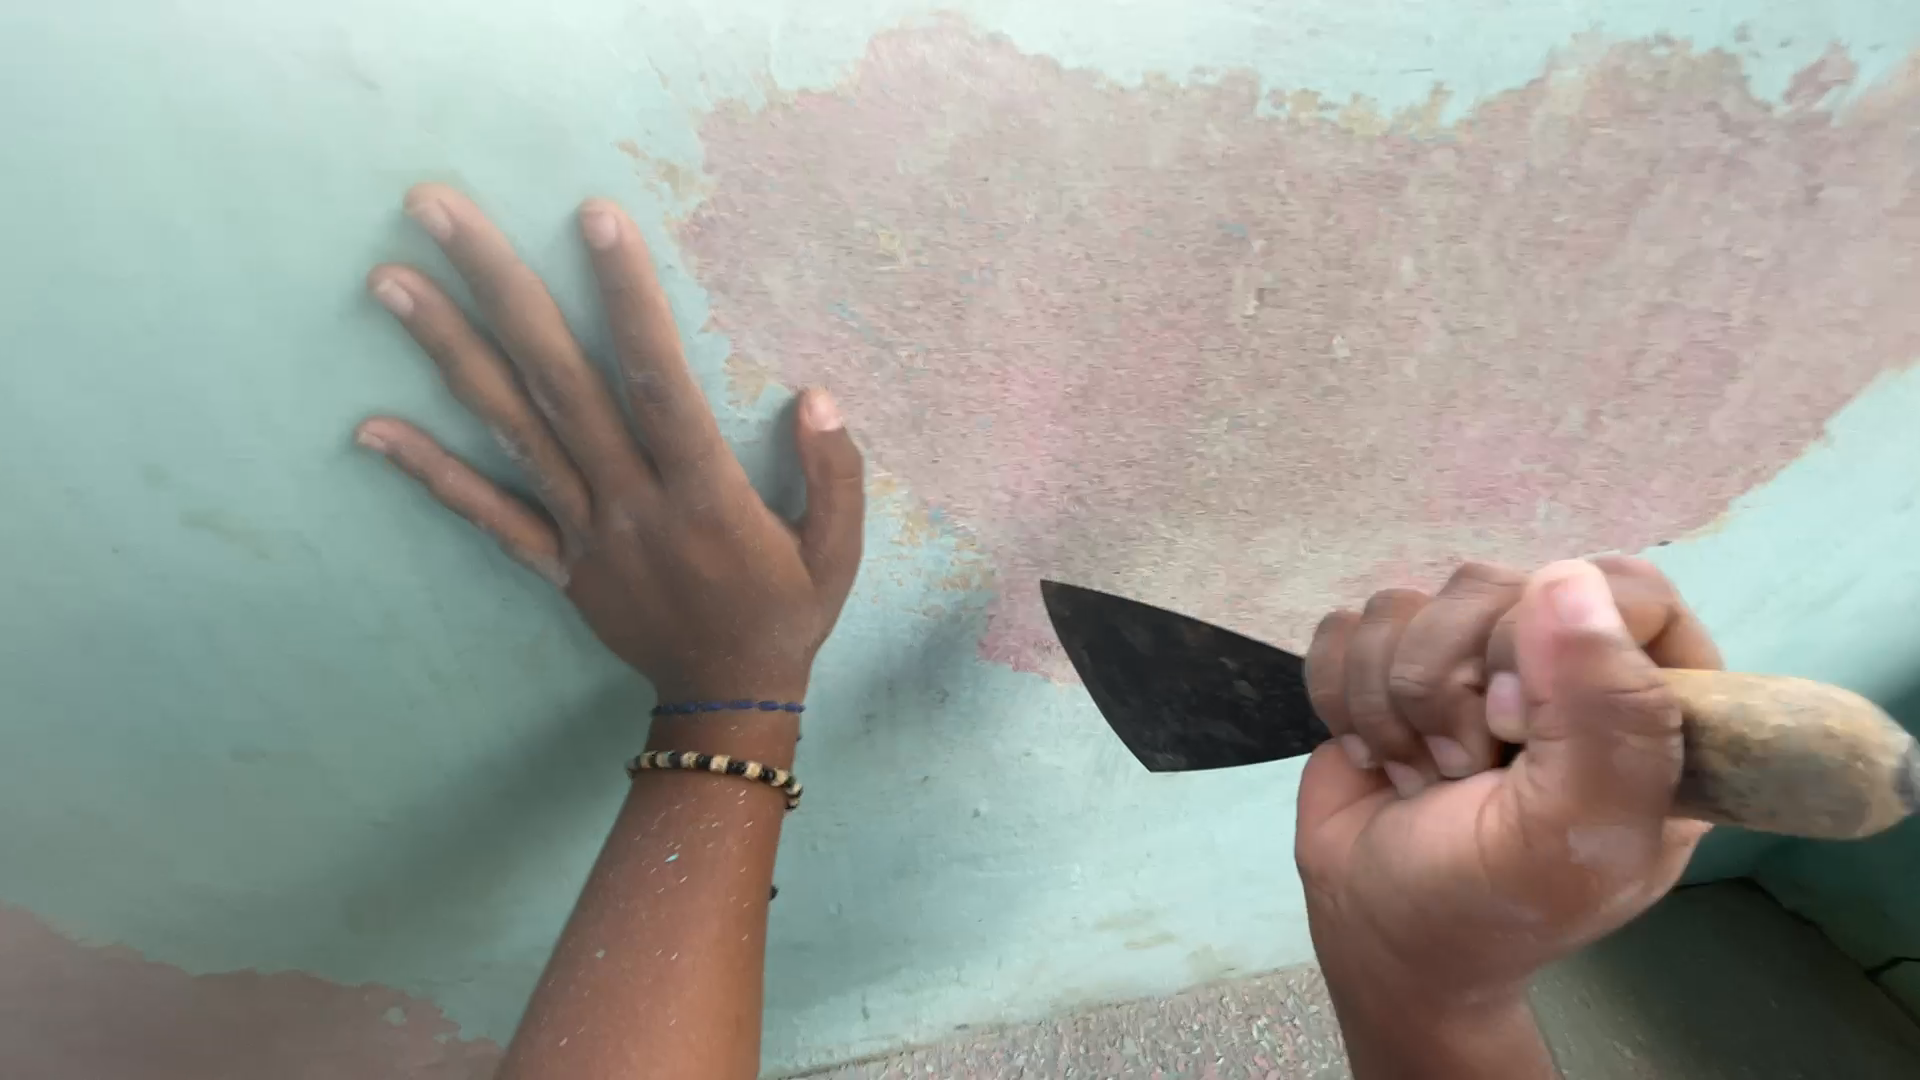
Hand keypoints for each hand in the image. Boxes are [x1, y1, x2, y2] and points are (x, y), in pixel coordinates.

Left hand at [355, 185, 863, 700]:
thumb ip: (836, 474)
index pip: (662, 383)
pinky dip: (433, 475)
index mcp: (707, 496)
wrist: (730, 696)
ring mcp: (588, 535)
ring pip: (516, 437)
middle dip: (503, 293)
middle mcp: (635, 504)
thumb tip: (817, 397)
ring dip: (452, 357)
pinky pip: (491, 519)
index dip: (632, 301)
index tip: (597, 219)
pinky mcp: (562, 567)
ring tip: (389, 282)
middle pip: (563, 388)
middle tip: (436, 210)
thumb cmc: (790, 614)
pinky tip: (374, 430)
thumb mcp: (840, 551)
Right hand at [1294, 557, 1720, 1072]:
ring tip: (1413, 772)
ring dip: (1385, 704)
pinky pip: (1338, 628)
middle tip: (1458, 768)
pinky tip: (1369, 751)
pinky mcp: (1373, 666)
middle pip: (1483, 585)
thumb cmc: (1485, 901)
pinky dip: (1337, 697)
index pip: (1618, 589)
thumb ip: (1601, 718)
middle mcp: (1545, 665)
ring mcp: (1452, 661)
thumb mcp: (1567, 837)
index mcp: (1641, 703)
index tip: (1515, 722)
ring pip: (1395, 605)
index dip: (1548, 639)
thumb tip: (1564, 578)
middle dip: (1444, 687)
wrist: (1372, 920)